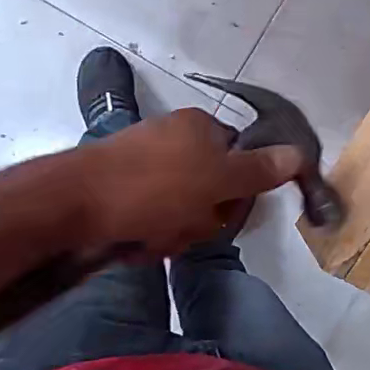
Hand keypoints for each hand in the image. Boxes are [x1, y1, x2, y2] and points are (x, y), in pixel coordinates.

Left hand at [75, 108, 301, 255]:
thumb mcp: (218, 179)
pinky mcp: (123, 196)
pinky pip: (155, 220)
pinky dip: (151, 236)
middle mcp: (174, 142)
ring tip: (155, 236)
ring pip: (184, 212)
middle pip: (213, 189)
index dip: (238, 189)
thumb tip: (299, 153)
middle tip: (186, 225)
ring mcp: (146, 169)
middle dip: (203, 217)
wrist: (70, 208)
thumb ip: (260, 170)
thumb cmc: (153, 187)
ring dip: (177, 232)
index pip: (241, 159)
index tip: (226, 209)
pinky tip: (137, 242)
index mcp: (200, 128)